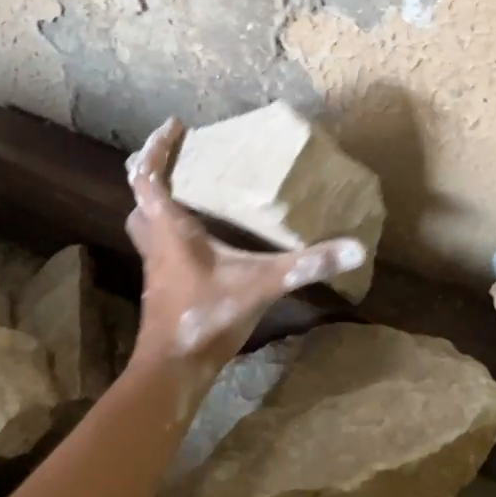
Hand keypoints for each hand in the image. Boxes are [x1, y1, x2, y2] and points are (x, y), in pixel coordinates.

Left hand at [124, 117, 366, 374]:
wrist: (172, 370)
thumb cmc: (207, 317)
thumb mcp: (263, 285)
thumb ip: (307, 265)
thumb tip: (355, 248)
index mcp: (170, 230)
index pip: (148, 177)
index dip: (157, 148)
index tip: (175, 126)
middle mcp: (156, 243)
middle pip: (140, 200)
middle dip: (153, 175)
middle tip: (180, 161)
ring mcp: (156, 268)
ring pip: (146, 226)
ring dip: (159, 205)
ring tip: (190, 194)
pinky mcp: (163, 288)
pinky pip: (160, 247)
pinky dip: (173, 233)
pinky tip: (203, 242)